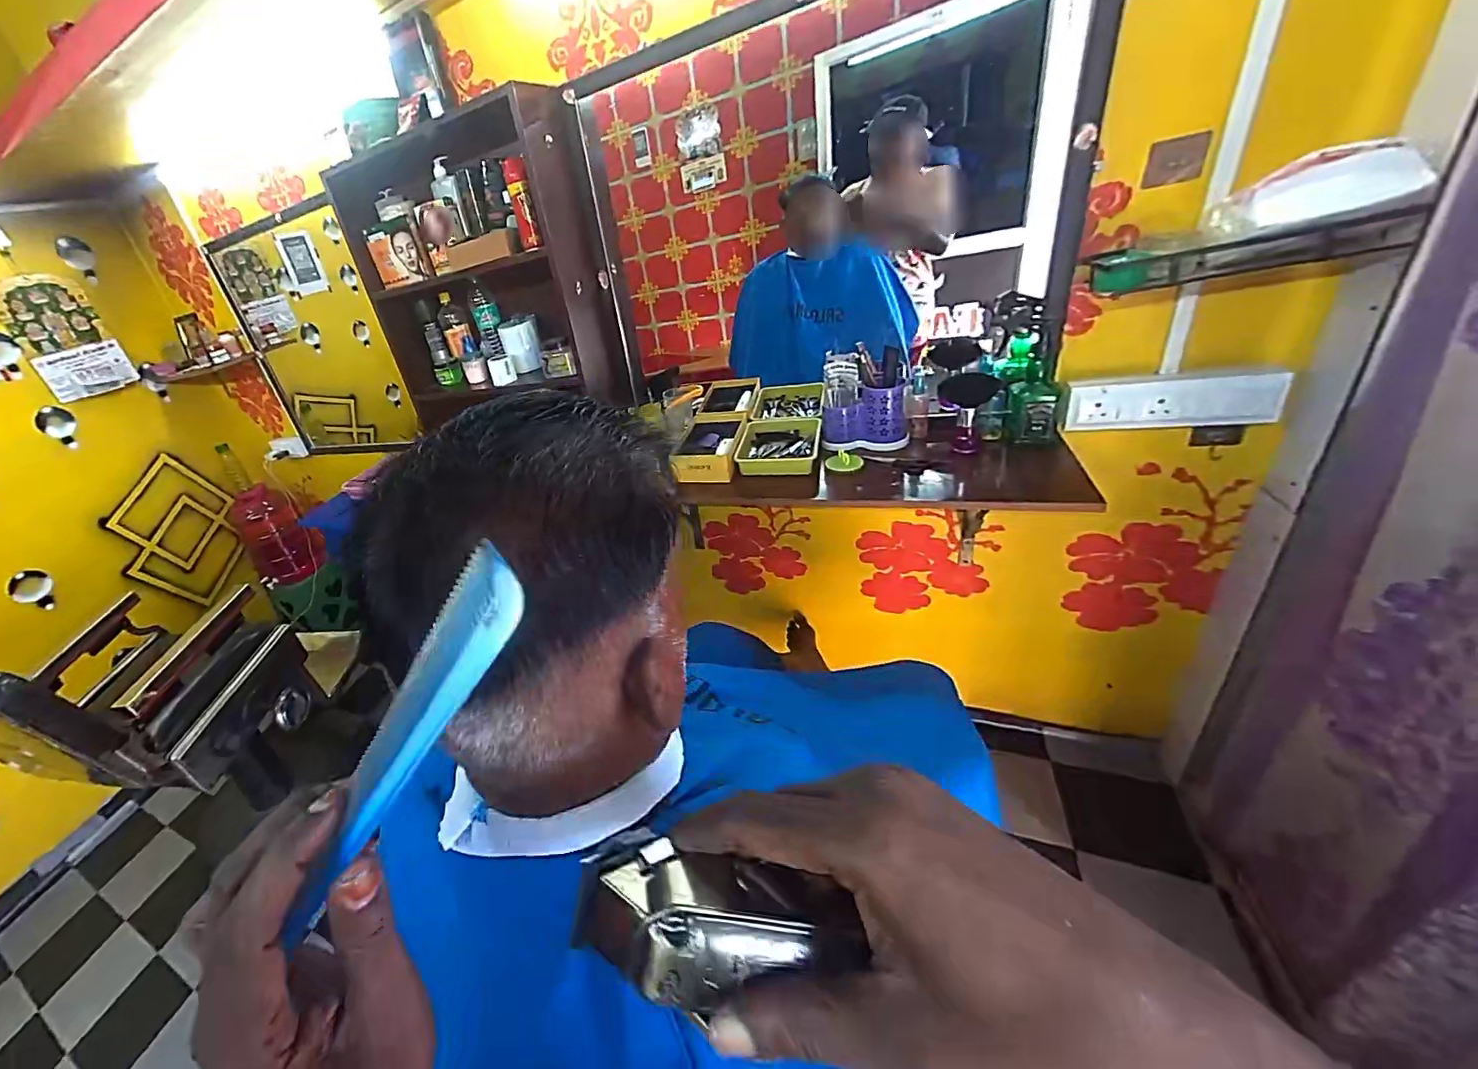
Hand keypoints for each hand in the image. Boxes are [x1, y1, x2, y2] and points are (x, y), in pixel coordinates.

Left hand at [186, 785, 434, 1068]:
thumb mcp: (389, 1021)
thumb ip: (370, 941)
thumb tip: (361, 859)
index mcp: (239, 1029)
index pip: (246, 925)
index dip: (288, 857)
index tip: (337, 806)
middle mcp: (216, 1003)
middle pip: (228, 898)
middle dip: (282, 836)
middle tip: (341, 796)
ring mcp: (225, 986)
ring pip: (231, 894)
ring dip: (277, 843)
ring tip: (330, 814)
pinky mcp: (247, 973)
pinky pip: (251, 903)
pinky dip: (283, 865)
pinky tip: (322, 852)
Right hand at [670, 766, 1333, 1068]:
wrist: (1173, 1034)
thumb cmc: (1025, 1034)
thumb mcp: (900, 1037)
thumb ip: (796, 1019)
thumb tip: (715, 1028)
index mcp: (864, 832)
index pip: (749, 817)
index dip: (696, 834)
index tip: (656, 856)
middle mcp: (880, 790)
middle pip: (778, 805)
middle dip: (735, 844)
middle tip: (704, 897)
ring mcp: (916, 794)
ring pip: (814, 805)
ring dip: (780, 845)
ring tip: (762, 904)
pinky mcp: (940, 810)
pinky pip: (852, 811)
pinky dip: (822, 844)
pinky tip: (830, 897)